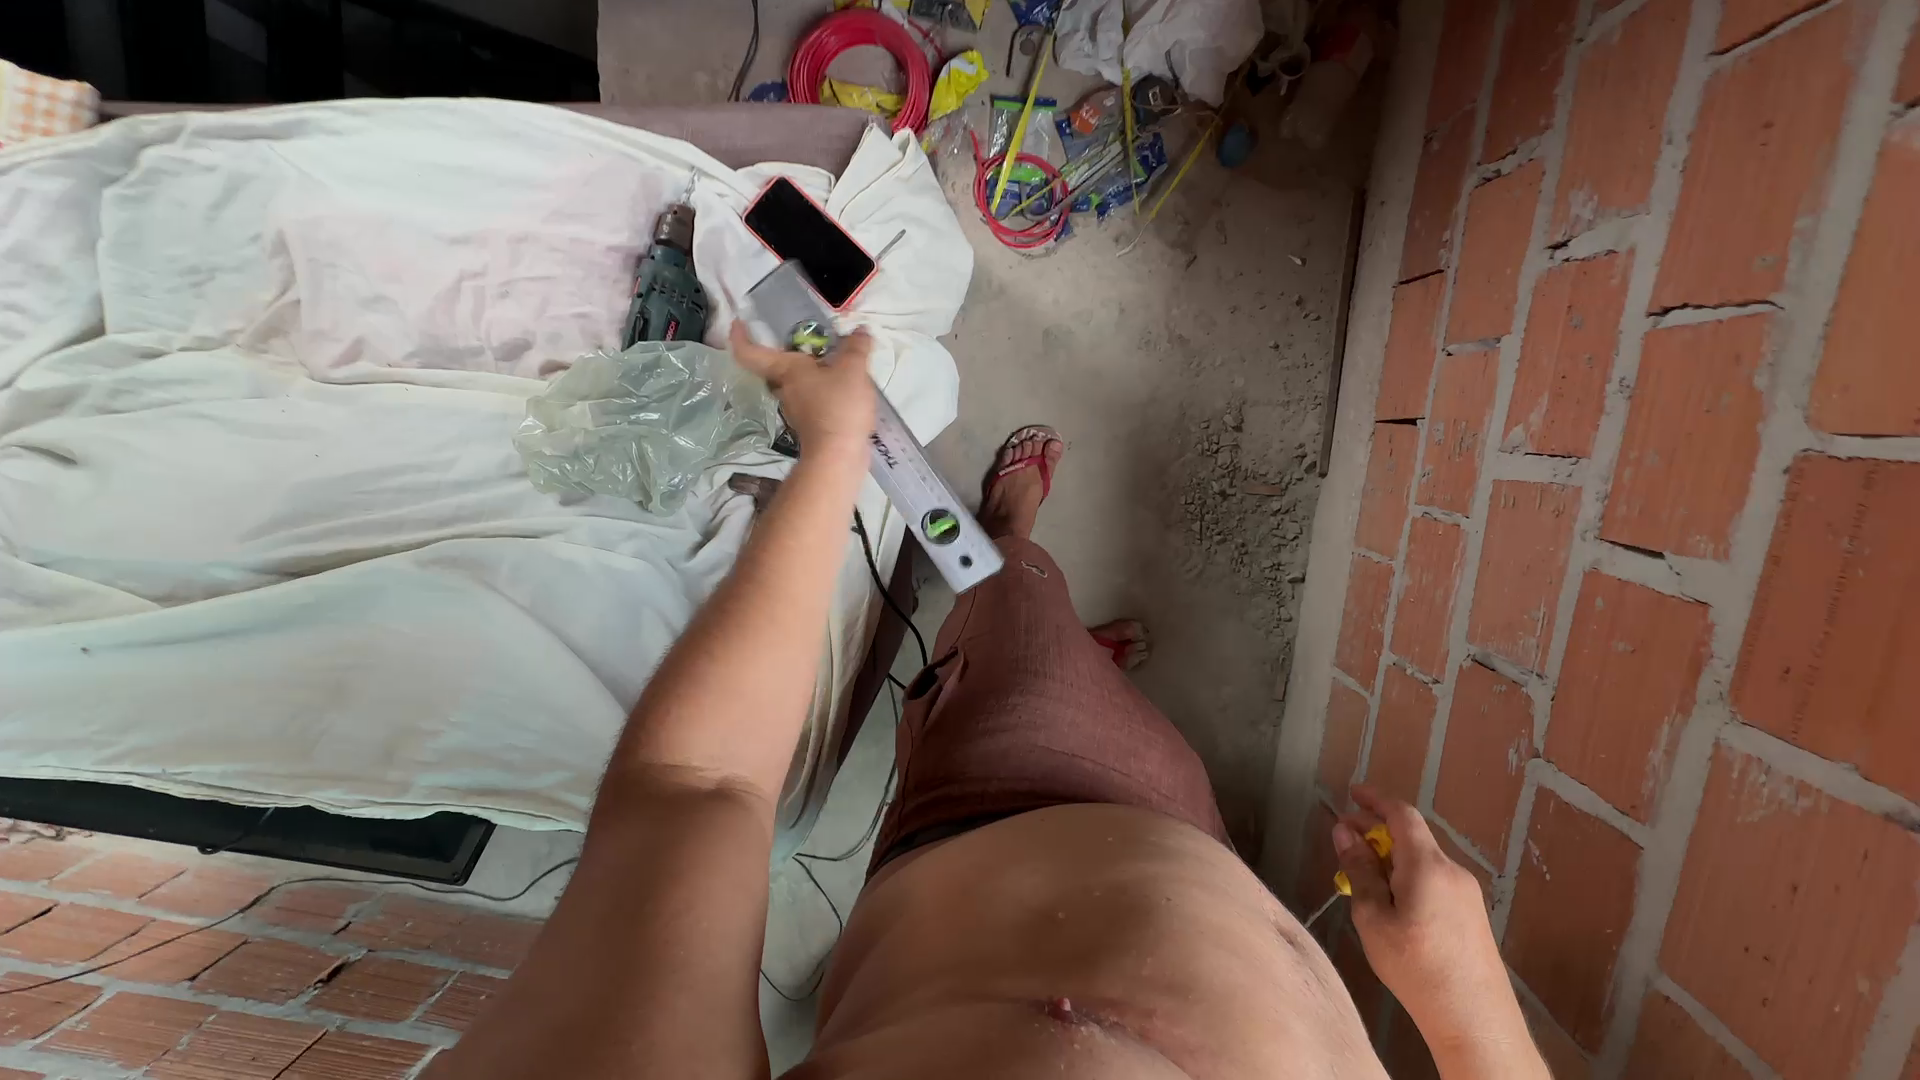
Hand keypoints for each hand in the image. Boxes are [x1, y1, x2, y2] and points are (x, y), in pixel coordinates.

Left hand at [729, 321, 875, 459]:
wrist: (839, 456)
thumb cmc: (838, 407)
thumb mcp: (852, 370)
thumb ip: (856, 348)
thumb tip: (860, 331)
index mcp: (786, 371)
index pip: (750, 353)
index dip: (740, 337)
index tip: (738, 323)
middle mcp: (785, 390)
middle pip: (778, 368)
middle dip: (789, 354)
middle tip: (809, 342)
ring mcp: (798, 410)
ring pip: (798, 385)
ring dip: (812, 374)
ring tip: (836, 364)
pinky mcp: (813, 426)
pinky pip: (815, 401)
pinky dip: (825, 392)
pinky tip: (845, 389)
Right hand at [1335, 786, 1542, 1073]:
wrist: (1476, 1022)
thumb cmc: (1416, 966)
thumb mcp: (1373, 917)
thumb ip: (1359, 870)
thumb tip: (1344, 830)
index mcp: (1427, 865)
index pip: (1402, 814)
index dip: (1375, 798)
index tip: (1351, 793)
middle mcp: (1452, 871)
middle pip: (1412, 836)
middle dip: (1376, 830)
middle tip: (1343, 838)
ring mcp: (1467, 894)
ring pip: (1422, 859)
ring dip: (1389, 855)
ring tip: (1360, 875)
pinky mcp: (1472, 916)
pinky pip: (1433, 879)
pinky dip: (1406, 874)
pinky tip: (1389, 901)